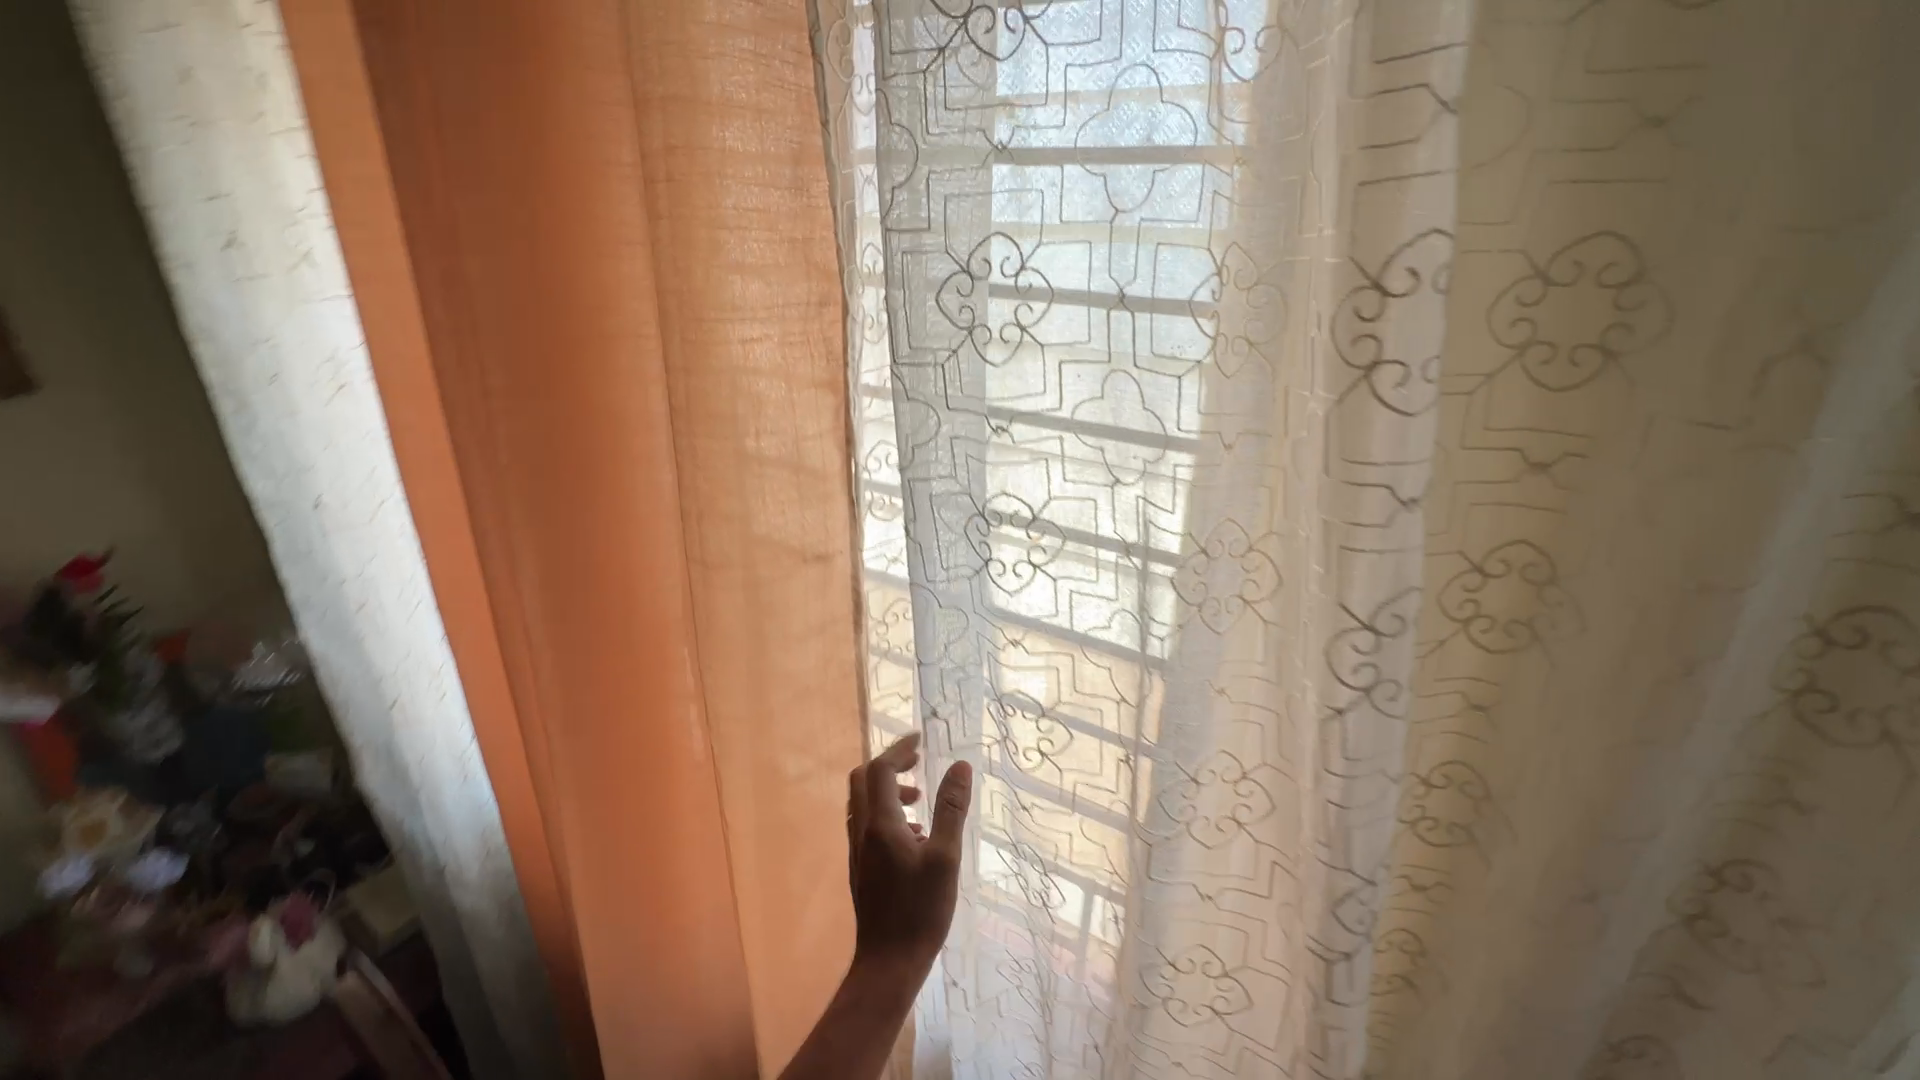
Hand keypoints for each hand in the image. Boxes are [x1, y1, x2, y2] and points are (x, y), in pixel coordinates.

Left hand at [846, 733, 971, 975]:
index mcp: (880, 824)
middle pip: (863, 781)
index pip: (880, 769)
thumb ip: (951, 809)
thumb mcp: (945, 857)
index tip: (921, 739)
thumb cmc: (920, 911)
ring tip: (920, 804)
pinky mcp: (861, 869)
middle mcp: (861, 832)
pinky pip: (866, 825)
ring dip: (888, 791)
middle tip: (918, 765)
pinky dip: (886, 814)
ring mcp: (857, 852)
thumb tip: (959, 766)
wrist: (888, 963)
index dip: (899, 748)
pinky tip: (915, 839)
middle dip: (889, 765)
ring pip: (862, 804)